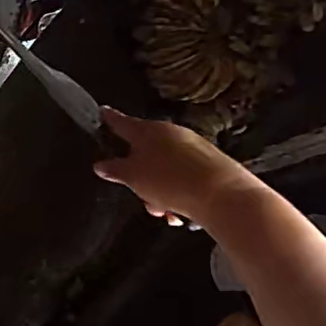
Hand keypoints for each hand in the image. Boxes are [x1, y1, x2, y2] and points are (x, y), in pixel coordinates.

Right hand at [93, 108, 265, 225]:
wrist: (223, 196)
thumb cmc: (172, 180)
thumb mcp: (132, 177)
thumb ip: (115, 170)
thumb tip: (101, 165)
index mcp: (148, 130)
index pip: (121, 122)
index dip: (109, 119)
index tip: (102, 112)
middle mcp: (171, 133)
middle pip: (144, 152)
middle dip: (140, 178)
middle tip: (142, 197)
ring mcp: (192, 147)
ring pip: (165, 169)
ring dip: (160, 192)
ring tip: (165, 212)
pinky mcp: (210, 164)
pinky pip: (185, 178)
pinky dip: (179, 195)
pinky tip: (181, 213)